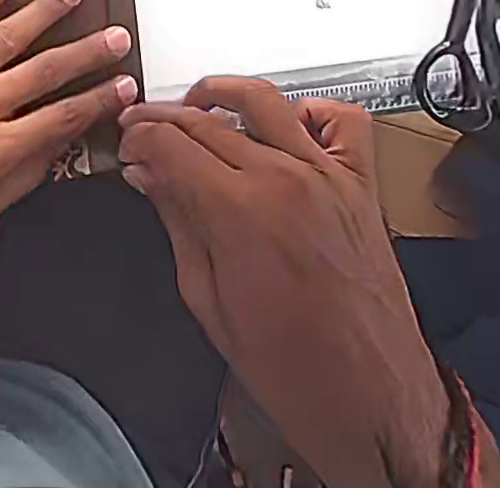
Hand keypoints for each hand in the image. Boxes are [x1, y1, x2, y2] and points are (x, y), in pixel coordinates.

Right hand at [118, 77, 449, 487]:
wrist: (372, 406)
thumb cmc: (290, 367)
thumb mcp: (205, 295)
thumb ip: (175, 219)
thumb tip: (146, 174)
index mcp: (239, 212)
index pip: (168, 141)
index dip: (136, 138)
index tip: (126, 147)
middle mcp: (284, 181)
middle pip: (203, 118)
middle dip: (160, 119)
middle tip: (142, 132)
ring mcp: (327, 177)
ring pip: (262, 98)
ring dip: (218, 93)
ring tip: (195, 106)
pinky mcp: (361, 186)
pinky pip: (341, 120)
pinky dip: (308, 111)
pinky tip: (282, 126)